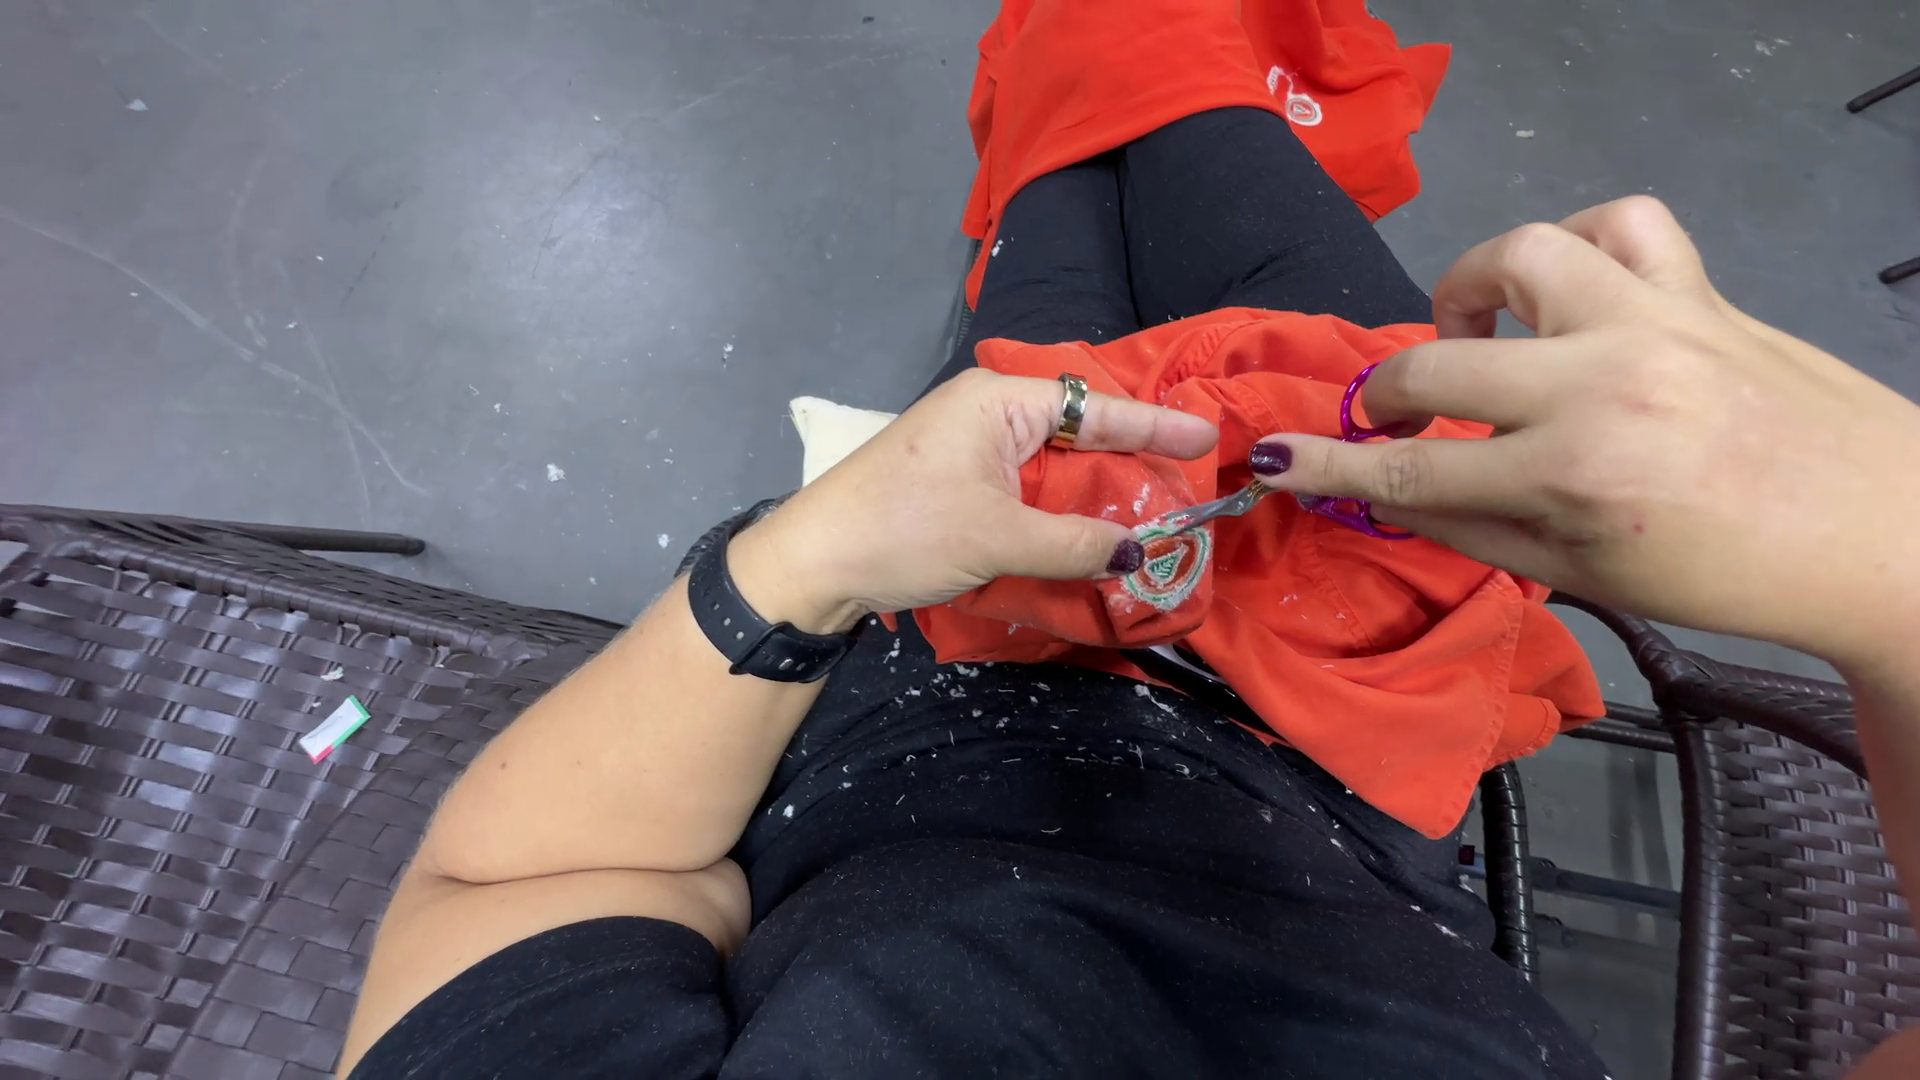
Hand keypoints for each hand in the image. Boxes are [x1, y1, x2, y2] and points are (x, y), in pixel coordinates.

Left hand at [728, 368, 1218, 632]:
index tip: (1207, 437)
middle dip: (1129, 464)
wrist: (813, 562)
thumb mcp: (996, 537)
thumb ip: (1074, 542)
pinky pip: (1025, 489)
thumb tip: (1139, 551)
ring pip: (1052, 467)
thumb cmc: (903, 531)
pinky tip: (1088, 533)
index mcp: (999, 403)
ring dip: (1094, 495)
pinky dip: (1059, 512)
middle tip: (1182, 490)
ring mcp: (970, 449)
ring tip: (1148, 517)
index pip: (1093, 408)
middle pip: (1076, 434)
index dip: (1154, 426)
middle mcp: (988, 414)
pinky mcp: (958, 482)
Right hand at [1247, 196, 1919, 673]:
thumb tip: (1377, 493)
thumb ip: (1457, 524)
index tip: (1271, 459)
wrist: (1891, 541)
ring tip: (1472, 337)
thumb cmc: (1715, 576)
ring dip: (1462, 296)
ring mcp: (1657, 324)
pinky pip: (1621, 223)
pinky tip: (1559, 294)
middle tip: (1396, 423)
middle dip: (1384, 400)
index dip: (1324, 466)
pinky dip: (1569, 248)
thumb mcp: (1567, 571)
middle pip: (1434, 369)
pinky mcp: (1702, 293)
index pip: (1406, 473)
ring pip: (1518, 256)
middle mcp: (1604, 387)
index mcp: (1571, 477)